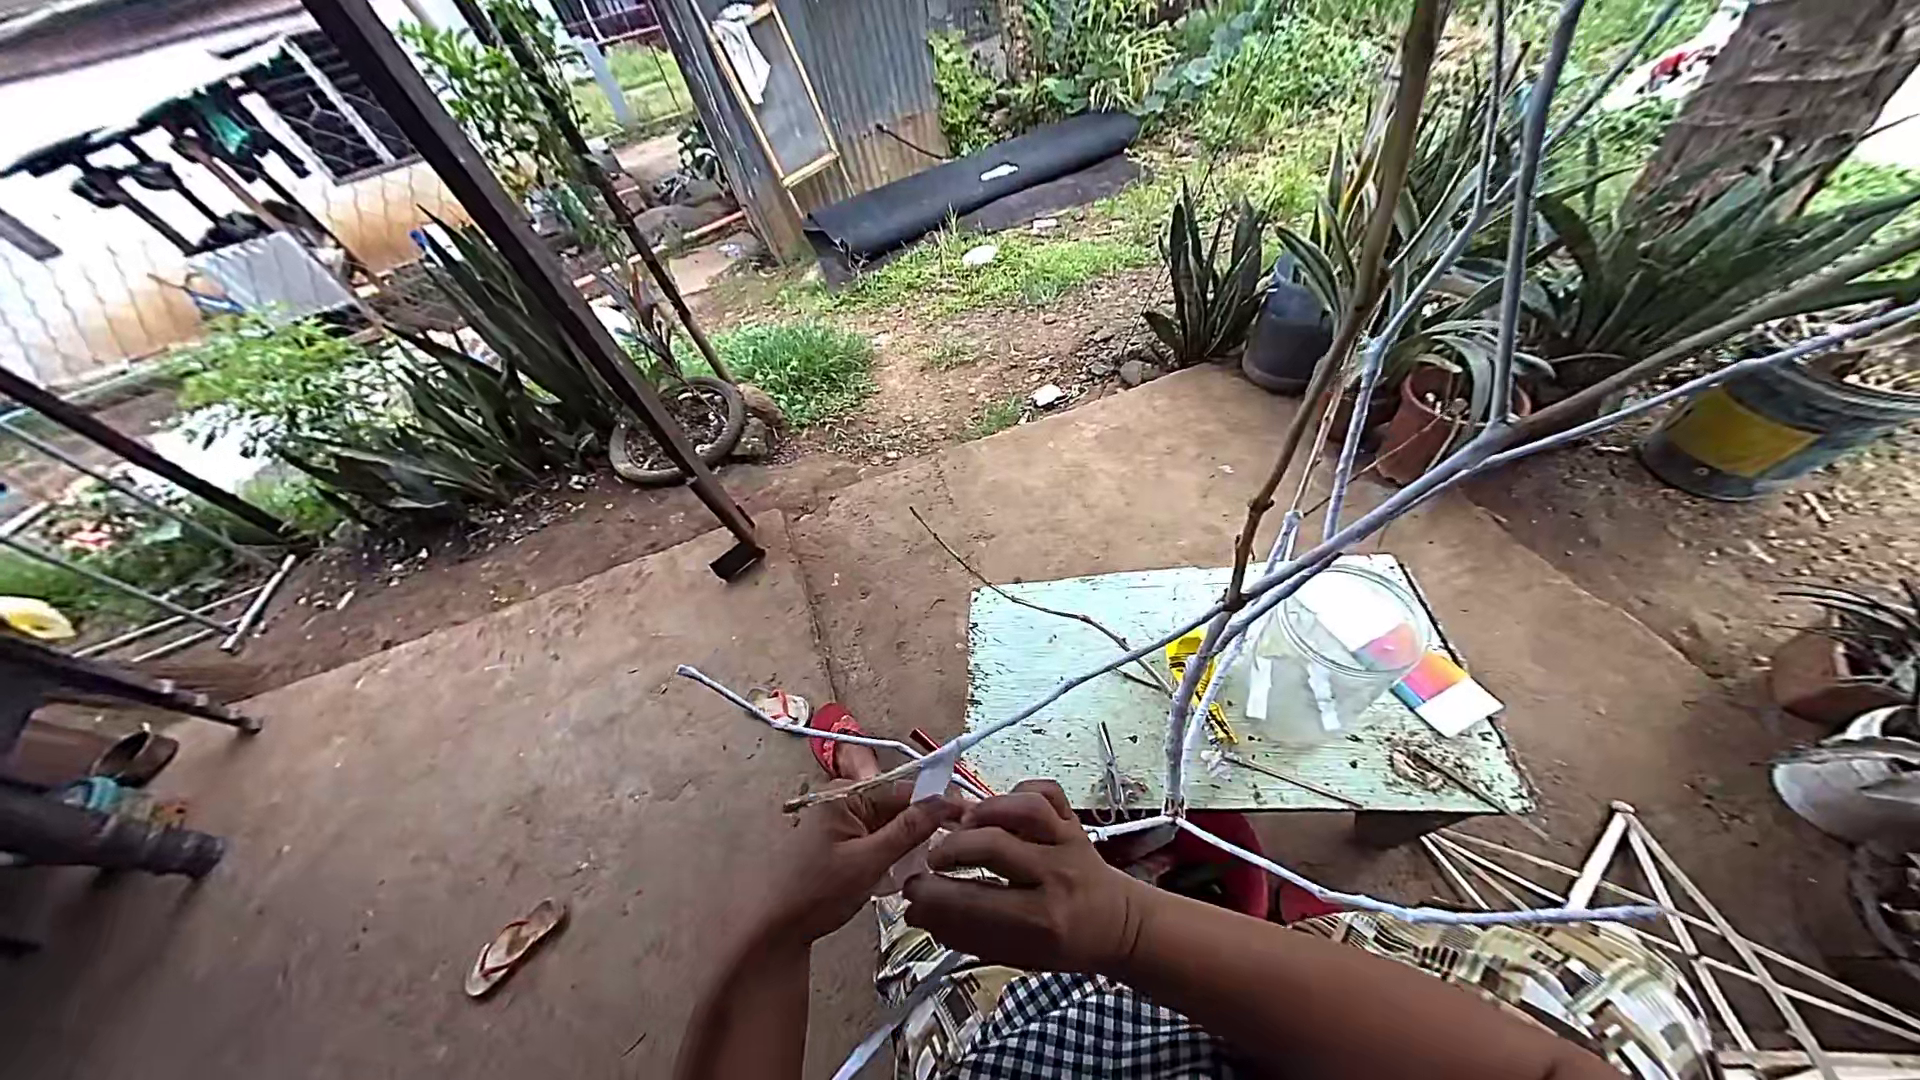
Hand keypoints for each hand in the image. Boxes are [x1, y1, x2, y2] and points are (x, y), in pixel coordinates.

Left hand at [760, 783, 963, 945]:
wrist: (772, 932)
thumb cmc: (815, 893)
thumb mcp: (868, 861)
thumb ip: (907, 830)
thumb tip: (942, 803)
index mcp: (846, 795)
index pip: (901, 790)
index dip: (933, 803)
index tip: (963, 816)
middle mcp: (843, 801)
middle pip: (895, 807)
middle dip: (919, 828)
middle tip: (946, 848)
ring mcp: (840, 823)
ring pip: (887, 826)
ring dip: (905, 844)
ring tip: (921, 865)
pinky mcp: (839, 844)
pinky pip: (875, 840)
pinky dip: (889, 855)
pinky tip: (897, 874)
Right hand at [902, 780, 1156, 973]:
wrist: (1118, 924)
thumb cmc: (1063, 945)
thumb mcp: (1016, 954)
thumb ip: (966, 934)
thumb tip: (917, 912)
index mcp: (1043, 921)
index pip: (976, 902)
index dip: (936, 895)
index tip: (911, 889)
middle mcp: (1057, 875)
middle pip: (995, 846)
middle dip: (952, 849)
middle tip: (932, 857)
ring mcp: (1068, 841)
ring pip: (1024, 809)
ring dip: (984, 812)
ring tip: (962, 824)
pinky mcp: (1073, 819)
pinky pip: (1047, 791)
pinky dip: (1020, 790)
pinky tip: (1002, 807)